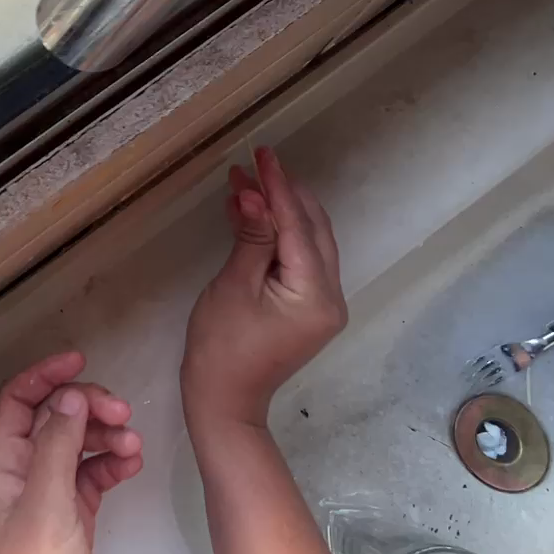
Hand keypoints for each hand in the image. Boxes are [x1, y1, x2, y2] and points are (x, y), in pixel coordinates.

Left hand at [0, 352, 143, 553]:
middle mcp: (23, 475)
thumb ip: (56, 445)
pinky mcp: (73, 517)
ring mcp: (49, 495)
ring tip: (131, 439)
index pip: (17, 401)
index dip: (44, 375)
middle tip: (119, 409)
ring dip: (105, 434)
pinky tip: (131, 461)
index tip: (78, 361)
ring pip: (77, 445)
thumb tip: (68, 395)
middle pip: (53, 418)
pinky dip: (113, 463)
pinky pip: (93, 475)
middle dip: (86, 406)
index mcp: (3, 466)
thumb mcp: (45, 505)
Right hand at [182, 147, 345, 430]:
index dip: (277, 186)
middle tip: (254, 161)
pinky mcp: (309, 306)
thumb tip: (253, 192)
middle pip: (312, 229)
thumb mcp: (234, 284)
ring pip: (310, 240)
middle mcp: (331, 295)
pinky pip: (301, 256)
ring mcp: (324, 302)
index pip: (297, 225)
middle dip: (283, 193)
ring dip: (282, 209)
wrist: (224, 399)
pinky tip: (256, 213)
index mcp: (316, 293)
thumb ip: (251, 237)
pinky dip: (281, 231)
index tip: (262, 153)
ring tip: (250, 180)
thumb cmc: (222, 343)